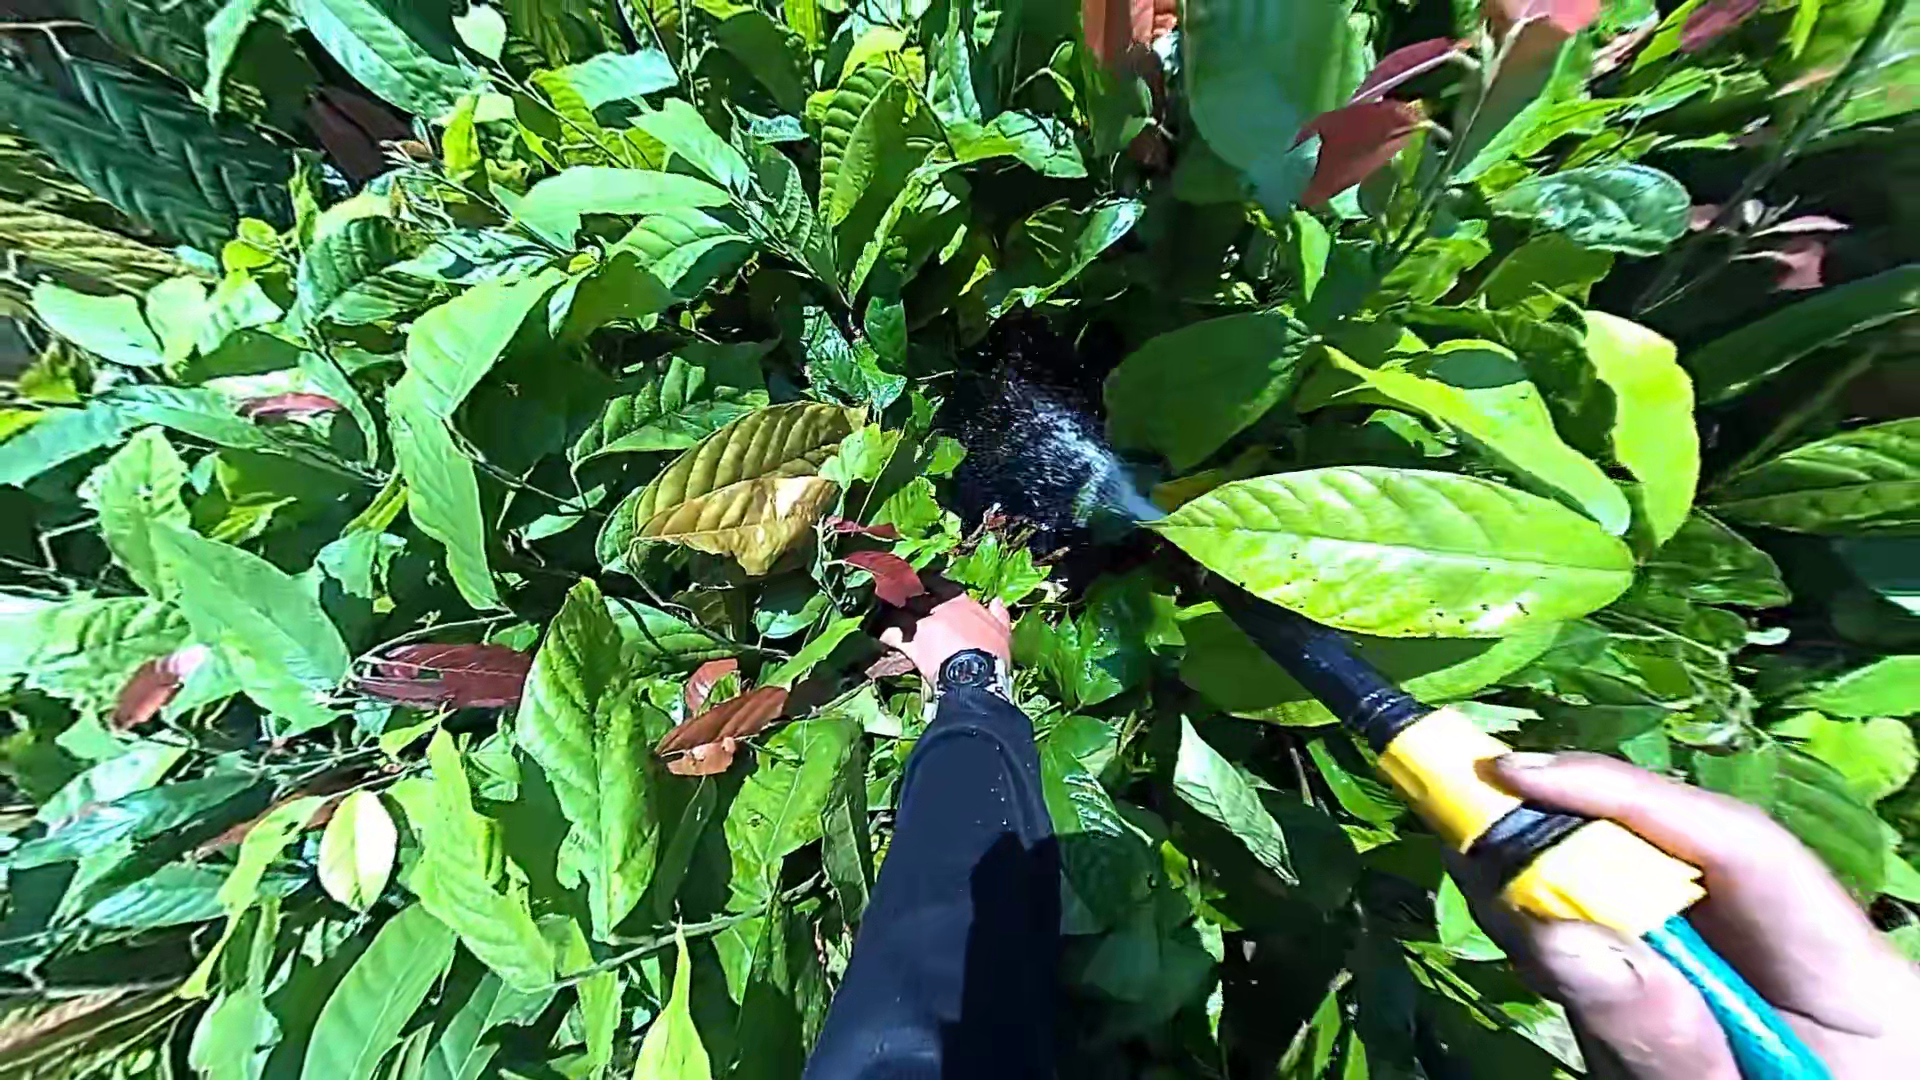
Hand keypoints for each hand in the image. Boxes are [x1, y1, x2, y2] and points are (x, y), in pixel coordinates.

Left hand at [877, 586, 1011, 683]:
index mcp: (961, 602)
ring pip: (900, 610)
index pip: (942, 586)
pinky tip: (879, 634)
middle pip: (915, 594)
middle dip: (905, 593)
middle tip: (895, 593)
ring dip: (891, 610)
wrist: (975, 672)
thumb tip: (997, 601)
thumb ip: (999, 615)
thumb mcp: (1002, 633)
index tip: (923, 585)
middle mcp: (938, 607)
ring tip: (883, 610)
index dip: (930, 585)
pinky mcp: (909, 641)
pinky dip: (883, 632)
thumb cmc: (991, 653)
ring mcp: (921, 622)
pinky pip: (890, 633)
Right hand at [1459, 752, 1919, 1078]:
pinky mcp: (1652, 960)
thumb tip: (1556, 930)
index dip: (1616, 790)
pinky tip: (1501, 912)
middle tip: (1458, 818)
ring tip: (1475, 882)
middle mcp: (1778, 941)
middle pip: (1651, 843)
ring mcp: (1710, 949)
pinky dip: (1520, 899)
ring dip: (1519, 864)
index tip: (1503, 773)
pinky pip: (1576, 905)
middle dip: (1546, 824)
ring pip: (1598, 865)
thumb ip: (1657, 1034)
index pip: (1738, 844)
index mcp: (1852, 981)